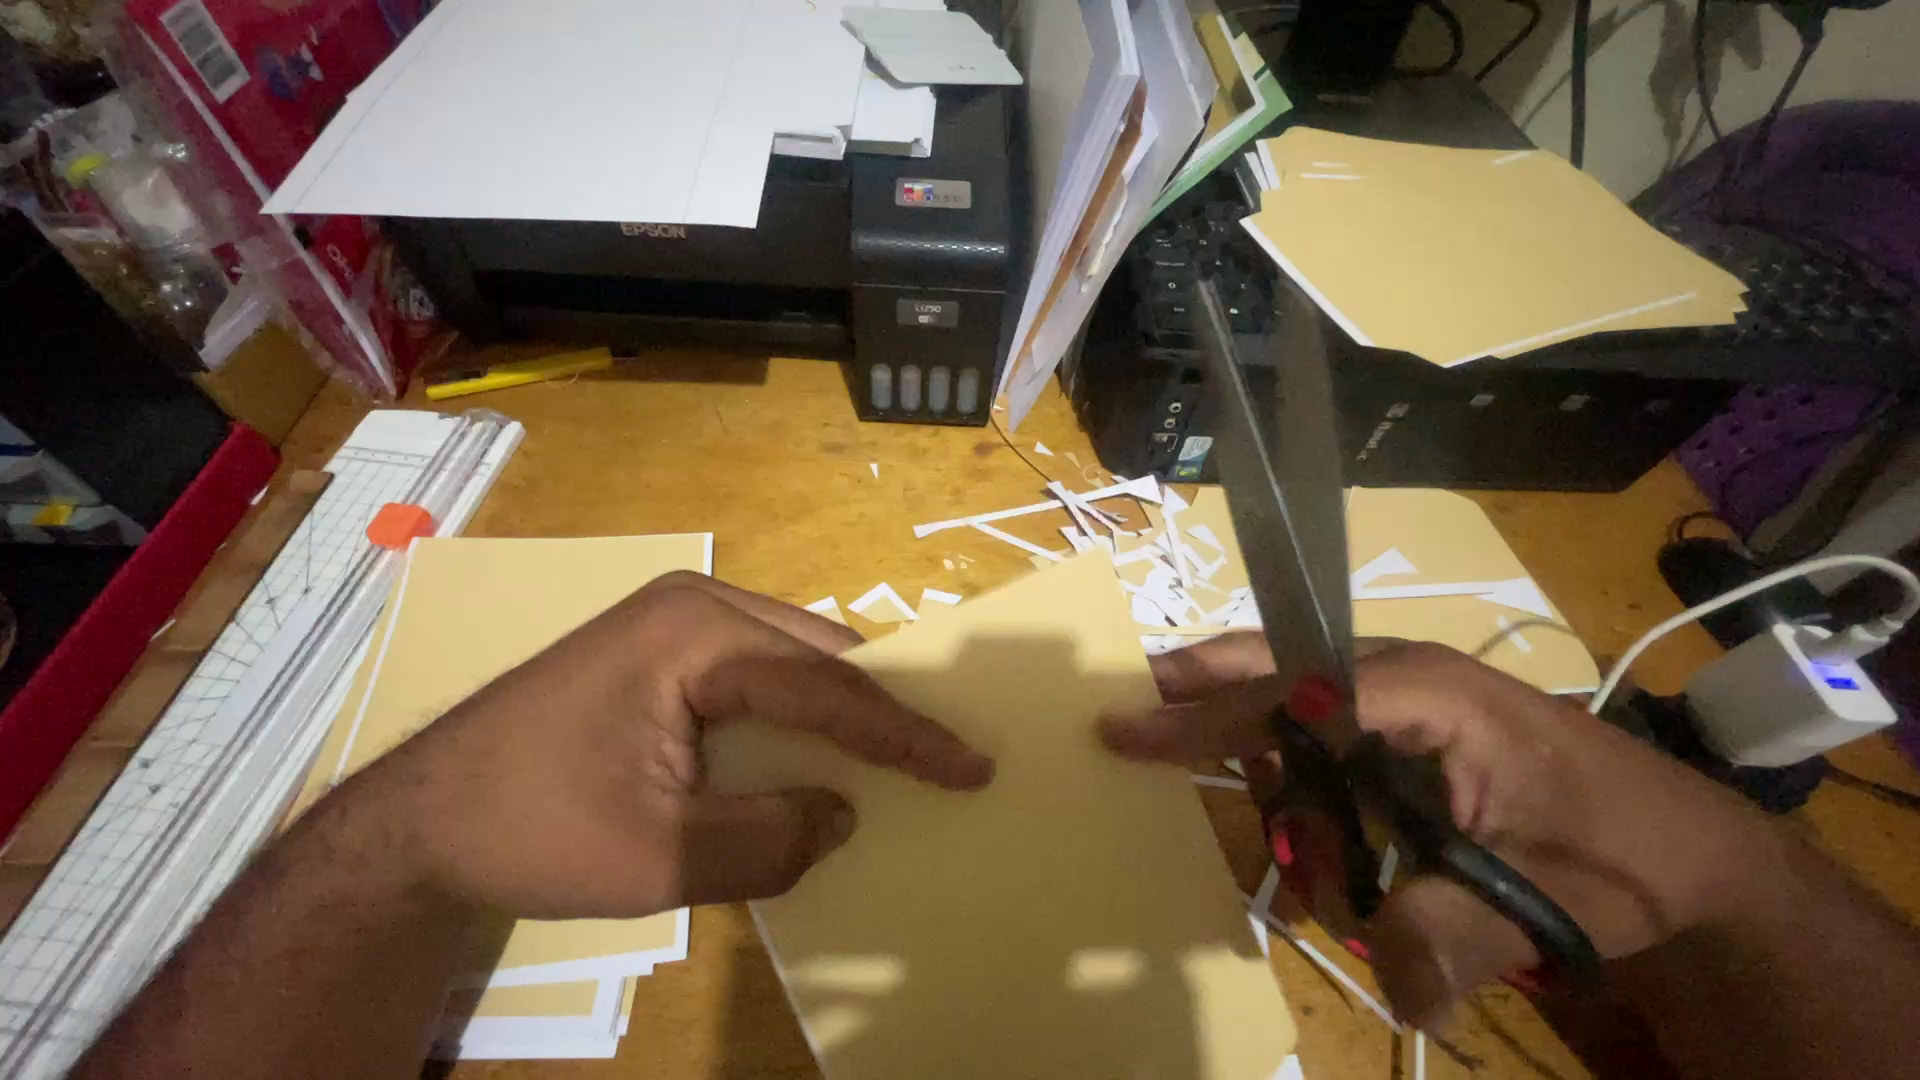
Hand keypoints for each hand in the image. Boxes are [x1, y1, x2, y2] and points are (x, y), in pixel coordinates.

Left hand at [336, 572, 994, 919]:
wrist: (418, 823)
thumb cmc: (533, 830)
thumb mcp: (662, 857)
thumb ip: (771, 839)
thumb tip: (845, 814)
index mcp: (696, 632)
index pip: (825, 683)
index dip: (903, 733)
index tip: (968, 766)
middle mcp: (696, 604)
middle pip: (818, 654)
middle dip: (881, 708)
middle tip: (945, 756)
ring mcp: (678, 620)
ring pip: (794, 659)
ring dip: (844, 707)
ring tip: (900, 752)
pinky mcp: (667, 650)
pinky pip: (760, 672)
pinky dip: (801, 711)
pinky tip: (822, 746)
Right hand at [1099, 634, 1783, 1029]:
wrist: (1685, 850)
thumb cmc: (1621, 854)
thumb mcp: (1550, 900)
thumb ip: (1457, 931)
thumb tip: (1385, 983)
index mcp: (1425, 692)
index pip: (1290, 695)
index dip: (1207, 715)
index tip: (1128, 731)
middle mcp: (1392, 679)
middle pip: (1267, 664)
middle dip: (1195, 683)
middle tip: (1125, 707)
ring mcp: (1387, 704)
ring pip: (1279, 708)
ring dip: (1241, 751)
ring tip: (1220, 795)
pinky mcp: (1388, 738)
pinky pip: (1307, 746)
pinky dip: (1282, 787)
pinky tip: (1305, 859)